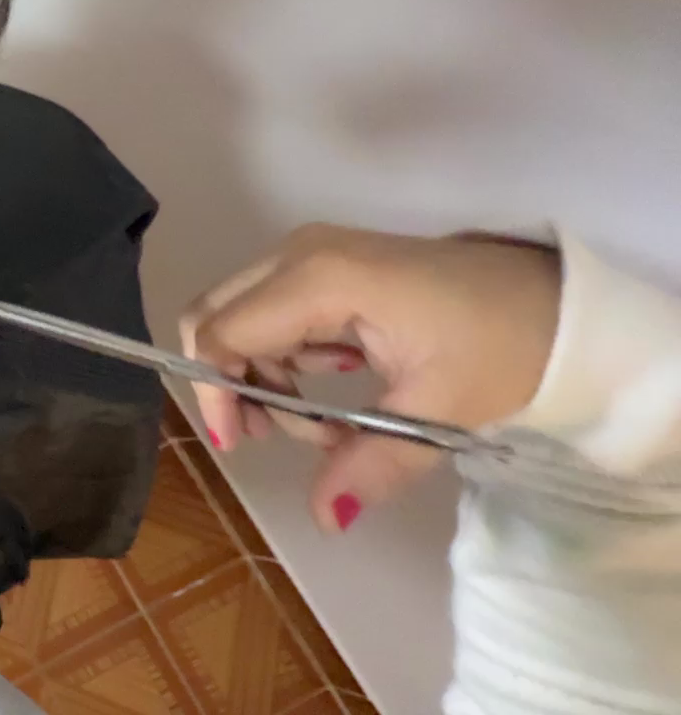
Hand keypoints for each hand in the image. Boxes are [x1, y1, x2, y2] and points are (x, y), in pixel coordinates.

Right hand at [180, 224, 561, 531]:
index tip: (236, 443)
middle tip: (269, 432)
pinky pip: (262, 311)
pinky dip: (278, 356)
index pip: (222, 334)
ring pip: (233, 318)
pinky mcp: (312, 261)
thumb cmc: (509, 344)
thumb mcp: (445, 408)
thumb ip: (373, 461)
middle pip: (211, 318)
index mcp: (317, 279)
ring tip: (322, 420)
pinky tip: (330, 378)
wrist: (560, 296)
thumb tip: (323, 519)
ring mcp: (300, 253)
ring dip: (258, 374)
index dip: (215, 390)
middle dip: (227, 382)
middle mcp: (291, 254)